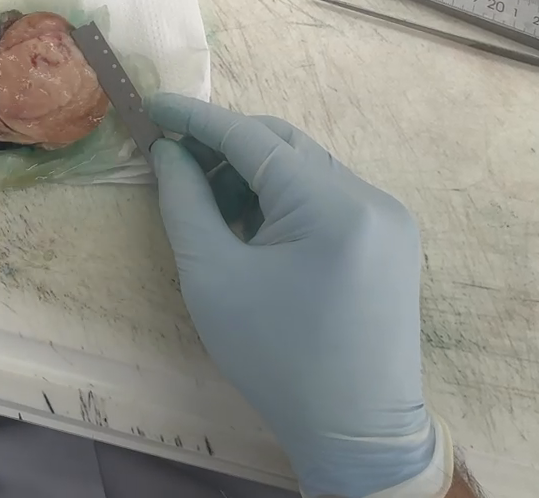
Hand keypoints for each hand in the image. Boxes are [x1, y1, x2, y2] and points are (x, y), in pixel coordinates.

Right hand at [148, 94, 439, 496]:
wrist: (356, 435)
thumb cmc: (274, 355)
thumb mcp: (211, 273)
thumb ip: (183, 199)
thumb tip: (166, 150)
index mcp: (332, 207)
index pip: (250, 137)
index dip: (194, 117)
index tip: (150, 103)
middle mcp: (370, 199)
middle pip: (280, 143)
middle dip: (221, 144)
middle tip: (172, 160)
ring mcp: (387, 218)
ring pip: (300, 164)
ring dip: (248, 169)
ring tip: (208, 202)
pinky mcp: (388, 238)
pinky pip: (322, 190)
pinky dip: (278, 192)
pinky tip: (249, 222)